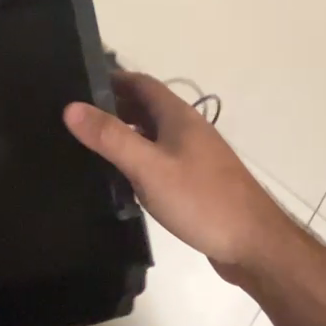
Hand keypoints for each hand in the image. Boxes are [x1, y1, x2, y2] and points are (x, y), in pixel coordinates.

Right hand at [64, 72, 296, 276]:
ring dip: (125, 136)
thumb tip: (70, 107)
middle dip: (112, 108)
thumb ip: (110, 137)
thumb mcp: (149, 167)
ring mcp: (193, 156)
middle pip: (144, 107)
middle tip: (75, 120)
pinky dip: (138, 161)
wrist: (255, 246)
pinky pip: (159, 160)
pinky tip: (120, 181)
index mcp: (177, 114)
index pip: (139, 82)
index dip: (109, 79)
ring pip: (152, 135)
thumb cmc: (201, 199)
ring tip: (88, 148)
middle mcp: (186, 128)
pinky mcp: (195, 182)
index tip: (77, 86)